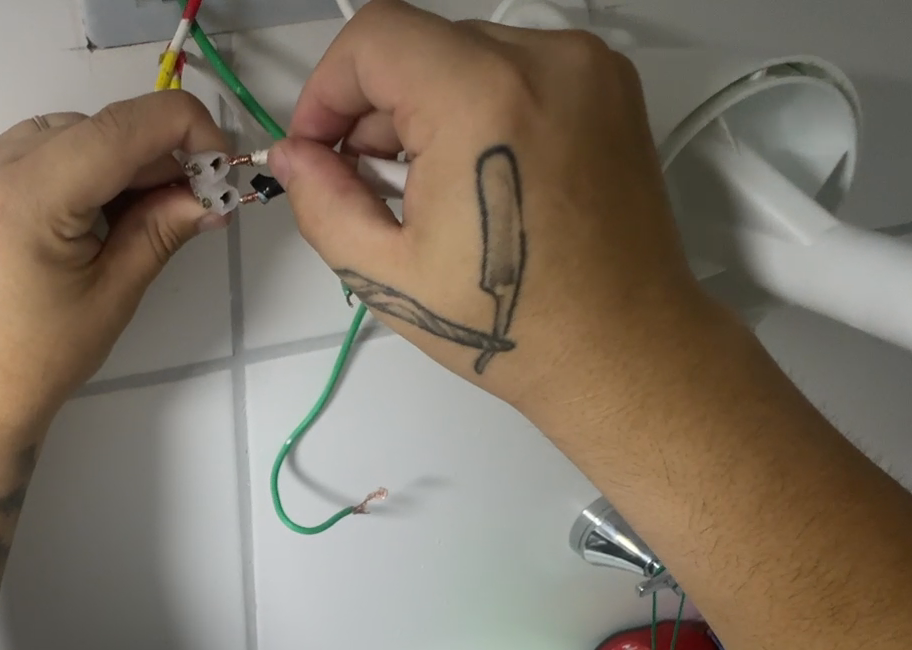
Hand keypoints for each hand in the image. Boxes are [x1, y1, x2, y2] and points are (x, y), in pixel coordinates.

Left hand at [0, 91, 229, 434]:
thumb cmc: (49, 355)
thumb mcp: (116, 293)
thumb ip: (163, 229)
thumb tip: (215, 195)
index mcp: (27, 201)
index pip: (118, 129)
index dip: (182, 126)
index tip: (221, 157)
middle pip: (96, 126)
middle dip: (153, 154)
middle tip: (192, 198)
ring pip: (72, 131)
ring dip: (119, 159)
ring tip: (144, 211)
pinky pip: (43, 147)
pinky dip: (84, 165)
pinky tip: (101, 207)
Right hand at [269, 1, 717, 414]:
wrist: (619, 349)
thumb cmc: (506, 325)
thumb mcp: (387, 276)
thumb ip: (323, 205)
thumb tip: (292, 157)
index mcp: (481, 99)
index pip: (372, 38)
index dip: (325, 90)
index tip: (315, 150)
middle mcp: (543, 58)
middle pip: (418, 43)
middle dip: (371, 109)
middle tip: (361, 185)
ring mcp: (586, 66)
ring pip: (465, 55)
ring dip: (421, 110)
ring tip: (421, 191)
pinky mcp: (609, 86)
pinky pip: (515, 70)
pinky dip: (474, 109)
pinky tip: (470, 178)